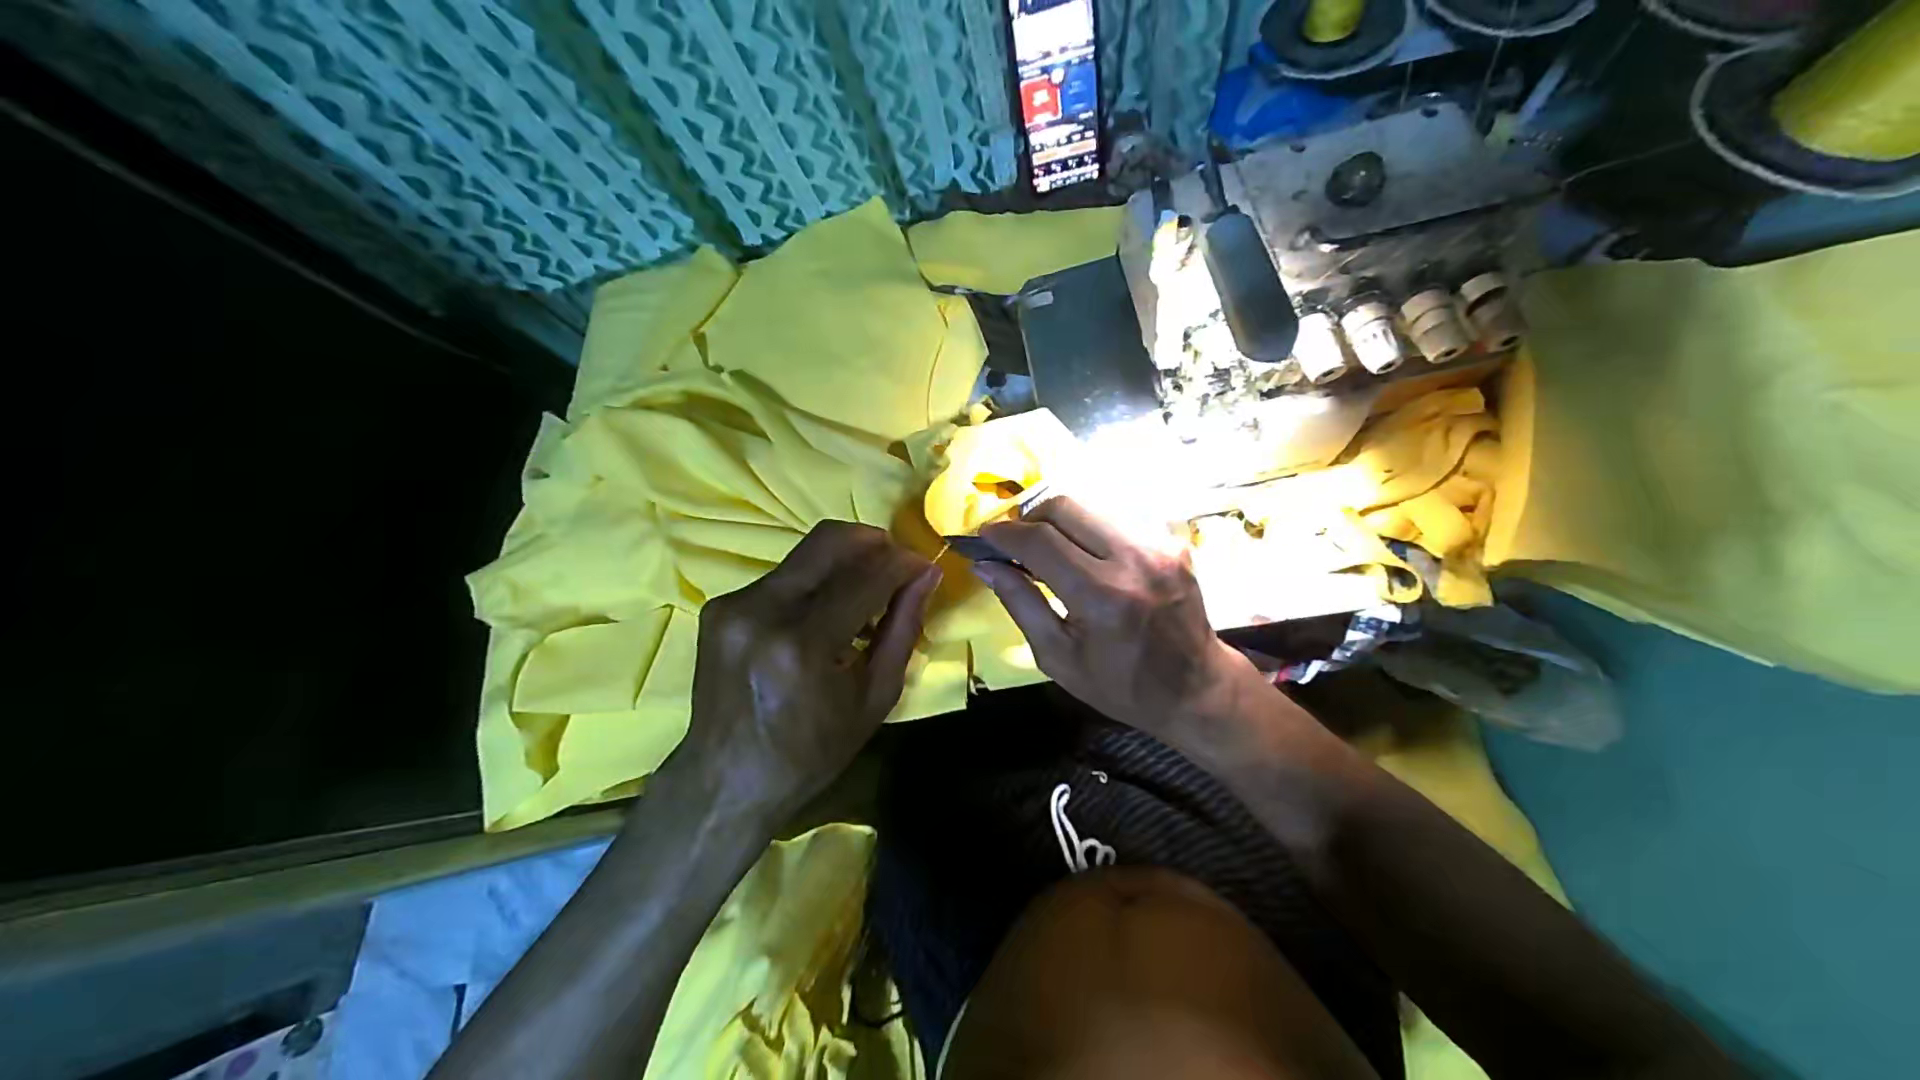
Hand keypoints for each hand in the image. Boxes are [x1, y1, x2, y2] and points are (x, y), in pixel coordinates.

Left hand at [673, 520, 940, 821]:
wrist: (727, 780)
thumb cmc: (811, 753)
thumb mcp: (874, 698)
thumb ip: (903, 628)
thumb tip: (926, 574)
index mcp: (802, 645)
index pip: (866, 576)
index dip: (903, 562)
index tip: (924, 565)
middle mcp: (762, 611)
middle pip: (828, 540)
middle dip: (873, 542)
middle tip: (896, 564)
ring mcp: (734, 605)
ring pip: (805, 554)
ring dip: (844, 562)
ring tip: (864, 596)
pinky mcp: (719, 606)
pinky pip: (782, 575)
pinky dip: (814, 583)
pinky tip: (825, 614)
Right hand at [974, 498, 1270, 754]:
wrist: (1197, 688)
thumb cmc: (1121, 685)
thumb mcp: (1058, 657)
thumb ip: (1020, 603)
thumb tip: (985, 565)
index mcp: (1101, 596)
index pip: (1039, 540)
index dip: (1003, 533)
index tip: (984, 537)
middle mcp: (1134, 559)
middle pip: (1064, 505)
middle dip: (1029, 516)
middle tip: (1016, 541)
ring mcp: (1160, 545)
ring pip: (1092, 504)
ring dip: (1061, 520)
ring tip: (1049, 547)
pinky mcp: (1174, 540)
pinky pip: (1119, 517)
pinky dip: (1092, 529)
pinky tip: (1088, 555)